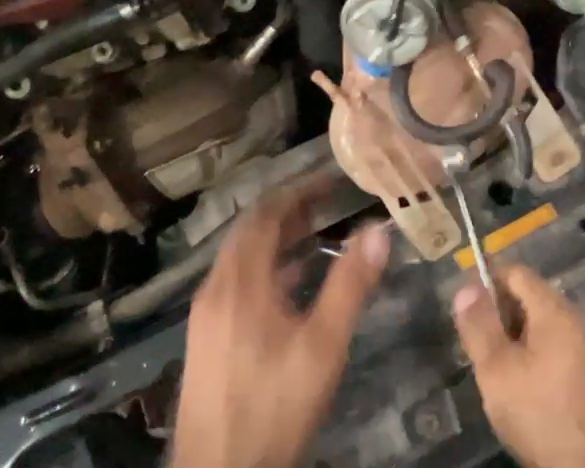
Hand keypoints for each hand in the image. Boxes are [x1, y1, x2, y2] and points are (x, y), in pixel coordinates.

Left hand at [169, 193, 391, 467]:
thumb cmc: (275, 405)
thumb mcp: (323, 346)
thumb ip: (350, 284)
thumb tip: (379, 228)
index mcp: (239, 284)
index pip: (263, 215)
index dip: (298, 192)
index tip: (333, 181)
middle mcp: (215, 291)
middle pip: (248, 233)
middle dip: (289, 212)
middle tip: (330, 203)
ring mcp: (206, 317)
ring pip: (240, 259)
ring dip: (277, 240)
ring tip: (319, 236)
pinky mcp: (206, 341)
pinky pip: (236, 283)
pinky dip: (266, 268)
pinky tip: (293, 286)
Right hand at [452, 267, 584, 467]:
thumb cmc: (538, 410)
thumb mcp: (497, 369)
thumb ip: (480, 326)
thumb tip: (467, 286)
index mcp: (555, 310)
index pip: (517, 273)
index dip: (487, 280)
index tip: (464, 302)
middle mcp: (574, 317)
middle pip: (529, 295)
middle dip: (499, 310)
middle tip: (473, 338)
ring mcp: (583, 343)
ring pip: (539, 321)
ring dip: (512, 333)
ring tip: (489, 359)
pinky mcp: (584, 368)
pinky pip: (551, 342)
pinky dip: (529, 349)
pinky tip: (514, 377)